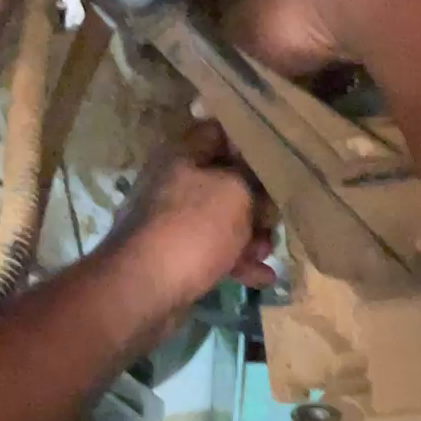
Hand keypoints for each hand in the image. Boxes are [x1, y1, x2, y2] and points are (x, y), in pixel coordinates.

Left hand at [91, 122, 274, 327]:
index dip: (248, 140)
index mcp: (181, 155)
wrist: (142, 289)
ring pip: (220, 219)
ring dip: (249, 234)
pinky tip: (262, 277)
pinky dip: (235, 261)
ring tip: (267, 252)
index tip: (278, 155)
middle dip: (256, 200)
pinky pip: (211, 251)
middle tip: (276, 216)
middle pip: (224, 180)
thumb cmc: (192, 228)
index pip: (218, 132)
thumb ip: (253, 178)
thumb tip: (258, 182)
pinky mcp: (172, 255)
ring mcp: (170, 220)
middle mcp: (172, 182)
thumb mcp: (235, 192)